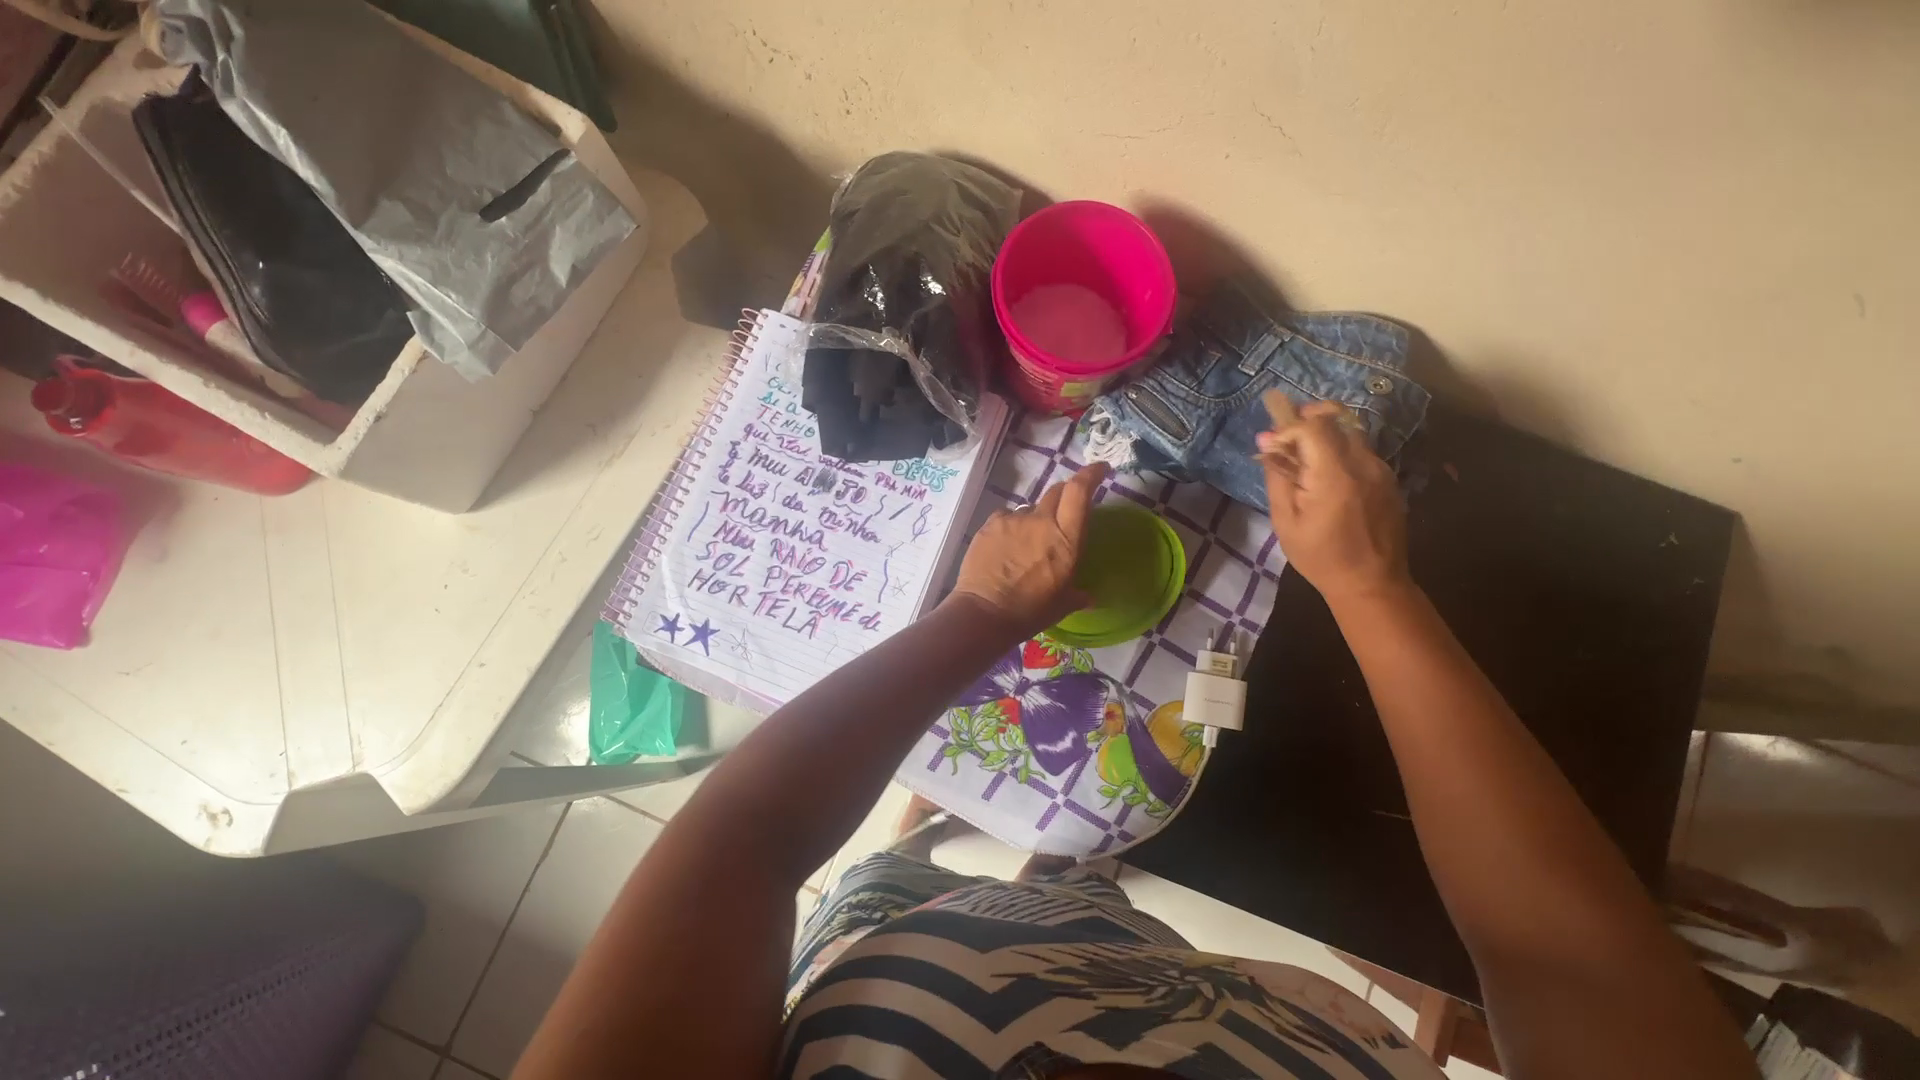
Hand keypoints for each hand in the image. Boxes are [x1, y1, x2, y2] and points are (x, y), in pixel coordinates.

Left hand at [948, 462, 1109, 636]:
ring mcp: (1012, 520)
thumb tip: (1090, 597)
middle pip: (1056, 492)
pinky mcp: (989, 525)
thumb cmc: (1030, 612)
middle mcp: (1041, 522)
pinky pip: (1005, 518)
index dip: (1091, 474)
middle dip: (1065, 494)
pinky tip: (1005, 549)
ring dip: (1035, 519)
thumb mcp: (1062, 605)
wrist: (984, 613)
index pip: (1080, 491)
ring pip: (1029, 509)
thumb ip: (1078, 595)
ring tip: (1027, 545)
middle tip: (1065, 510)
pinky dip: (1010, 528)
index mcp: (1066, 539)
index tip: (1100, 469)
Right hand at [1258, 401, 1409, 605]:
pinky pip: (1362, 451)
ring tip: (1304, 460)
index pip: (1313, 426)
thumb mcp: (1286, 521)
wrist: (1371, 583)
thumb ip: (1278, 476)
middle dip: (1307, 420)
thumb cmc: (1320, 557)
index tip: (1271, 446)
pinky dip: (1340, 451)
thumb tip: (1267, 443)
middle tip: (1286, 438)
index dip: (1288, 428)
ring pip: (1351, 432)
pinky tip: (1327, 477)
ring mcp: (1380, 470)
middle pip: (1336, 419)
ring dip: (1325, 435)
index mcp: (1334, 475)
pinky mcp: (1388, 479)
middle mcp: (1363, 464)